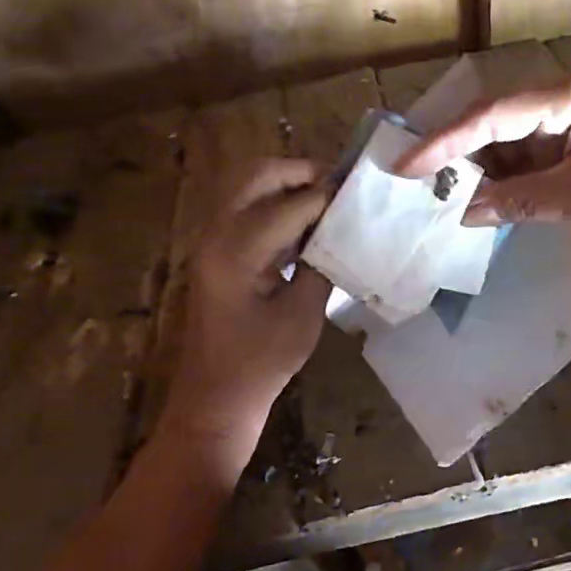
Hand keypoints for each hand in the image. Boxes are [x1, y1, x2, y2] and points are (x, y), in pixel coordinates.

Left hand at [172, 160, 331, 426]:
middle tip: (339, 184)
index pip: (289, 205)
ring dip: (286, 185)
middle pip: (257, 176)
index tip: (359, 194)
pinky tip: (306, 223)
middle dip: (300, 172)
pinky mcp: (215, 253)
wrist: (216, 397)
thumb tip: (339, 228)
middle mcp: (216, 235)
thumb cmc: (262, 363)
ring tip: (327, 198)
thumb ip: (321, 263)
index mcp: (236, 252)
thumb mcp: (303, 314)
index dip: (326, 197)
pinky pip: (244, 209)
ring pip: (248, 188)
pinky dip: (275, 204)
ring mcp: (210, 242)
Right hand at [396, 63, 570, 261]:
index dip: (446, 141)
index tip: (404, 166)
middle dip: (459, 155)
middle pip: (500, 124)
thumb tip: (464, 211)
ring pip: (513, 146)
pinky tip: (480, 203)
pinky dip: (507, 185)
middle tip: (415, 184)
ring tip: (440, 199)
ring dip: (481, 174)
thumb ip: (519, 200)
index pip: (497, 114)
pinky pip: (532, 165)